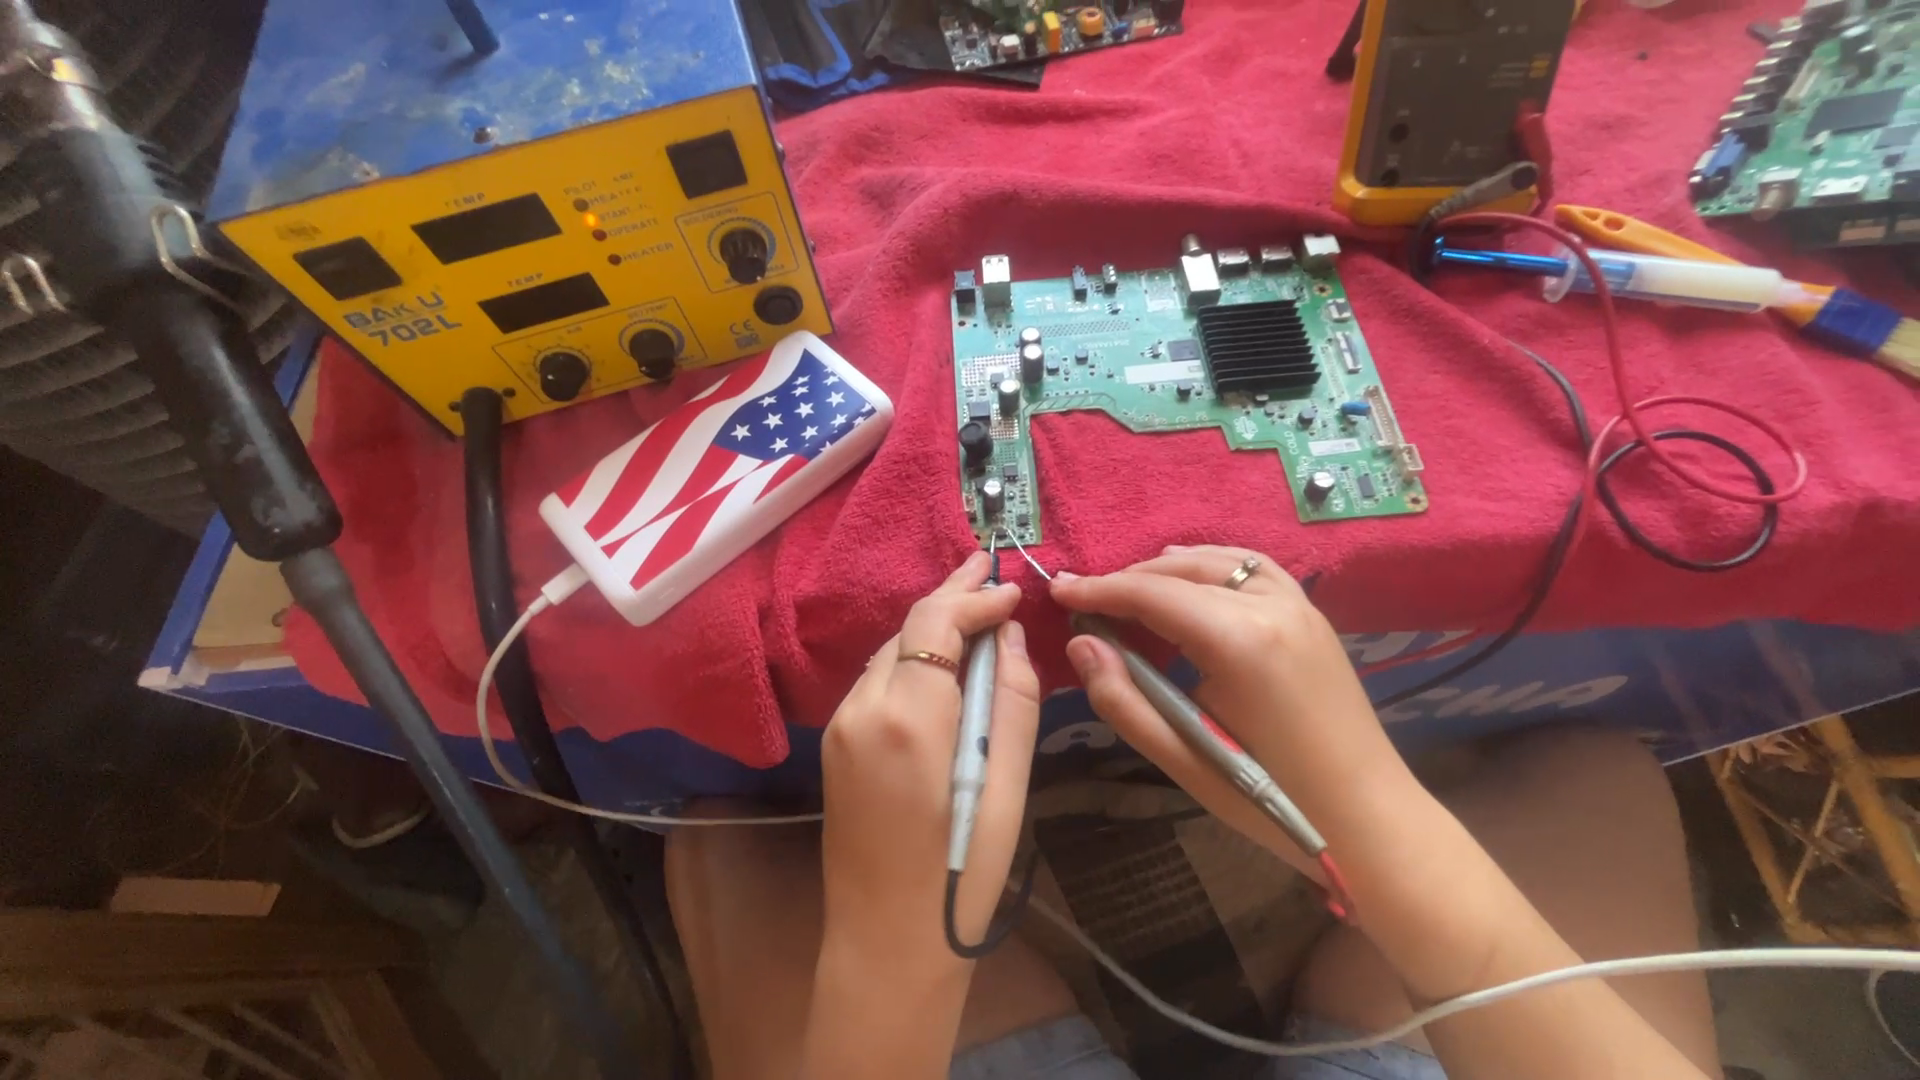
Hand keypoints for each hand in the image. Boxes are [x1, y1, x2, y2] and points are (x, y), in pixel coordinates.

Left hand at [818, 551, 1039, 970]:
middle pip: (908, 631)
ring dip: (931, 629)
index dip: (973, 596)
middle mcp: (860, 710)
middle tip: (991, 573)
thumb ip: (1011, 703)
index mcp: (906, 720)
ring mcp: (839, 728)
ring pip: (890, 653)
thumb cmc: (961, 878)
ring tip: (974, 609)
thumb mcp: (1006, 791)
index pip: (934, 624)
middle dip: (951, 598)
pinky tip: (942, 664)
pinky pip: (877, 682)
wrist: (885, 945)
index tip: (1012, 589)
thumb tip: (1009, 637)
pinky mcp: (835, 745)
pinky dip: (912, 661)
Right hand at [1049, 545, 1412, 872]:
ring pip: (1217, 560)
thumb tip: (1081, 642)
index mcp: (1239, 642)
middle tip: (1083, 598)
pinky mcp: (1311, 615)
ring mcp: (1298, 605)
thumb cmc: (1269, 797)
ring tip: (1127, 588)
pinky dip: (1211, 564)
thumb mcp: (1182, 758)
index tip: (1057, 590)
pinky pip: (1251, 567)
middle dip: (1126, 579)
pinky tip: (1191, 578)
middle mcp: (1271, 606)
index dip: (1099, 590)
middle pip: (1180, 571)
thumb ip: (1123, 698)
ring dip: (1166, 568)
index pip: (1152, 596)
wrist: (1367, 817)